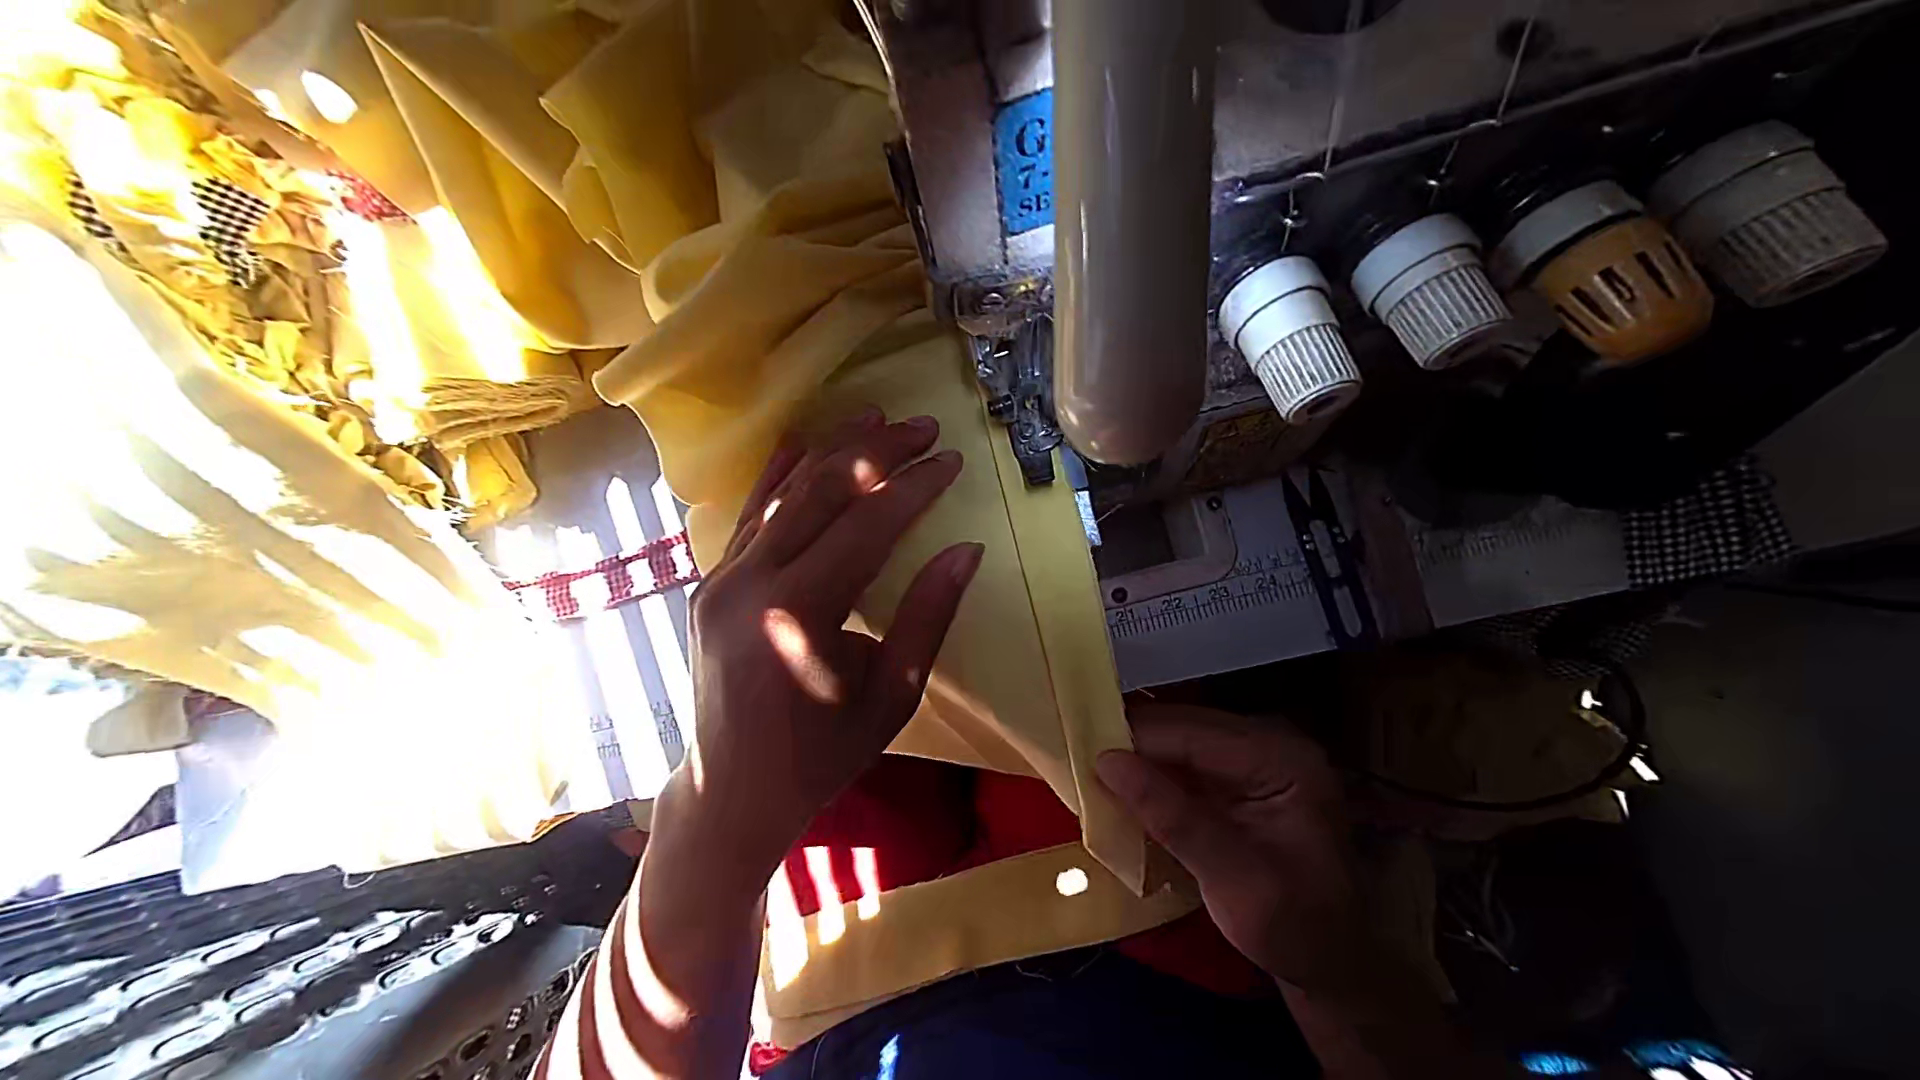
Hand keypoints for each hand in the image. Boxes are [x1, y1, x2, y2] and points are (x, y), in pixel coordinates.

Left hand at [678, 407, 981, 881]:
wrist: (731, 791)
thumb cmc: (820, 757)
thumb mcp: (891, 699)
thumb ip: (927, 619)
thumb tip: (967, 551)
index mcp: (797, 617)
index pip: (867, 527)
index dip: (915, 488)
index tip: (951, 460)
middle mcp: (749, 584)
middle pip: (821, 492)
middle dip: (878, 452)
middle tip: (923, 427)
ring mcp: (721, 579)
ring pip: (782, 493)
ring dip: (833, 450)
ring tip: (875, 417)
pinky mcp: (711, 582)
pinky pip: (749, 515)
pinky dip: (778, 475)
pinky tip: (802, 442)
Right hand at [1096, 704, 1380, 993]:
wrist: (1327, 956)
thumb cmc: (1294, 927)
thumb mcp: (1236, 883)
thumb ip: (1175, 819)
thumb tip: (1108, 762)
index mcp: (1283, 759)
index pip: (1193, 733)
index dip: (1134, 738)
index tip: (1079, 750)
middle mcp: (1268, 739)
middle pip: (1181, 725)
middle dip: (1128, 741)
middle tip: (1075, 758)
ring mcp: (1250, 750)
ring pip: (1173, 735)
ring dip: (1132, 752)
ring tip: (1087, 767)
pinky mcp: (1231, 767)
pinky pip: (1177, 754)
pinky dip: (1146, 768)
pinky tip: (1117, 783)